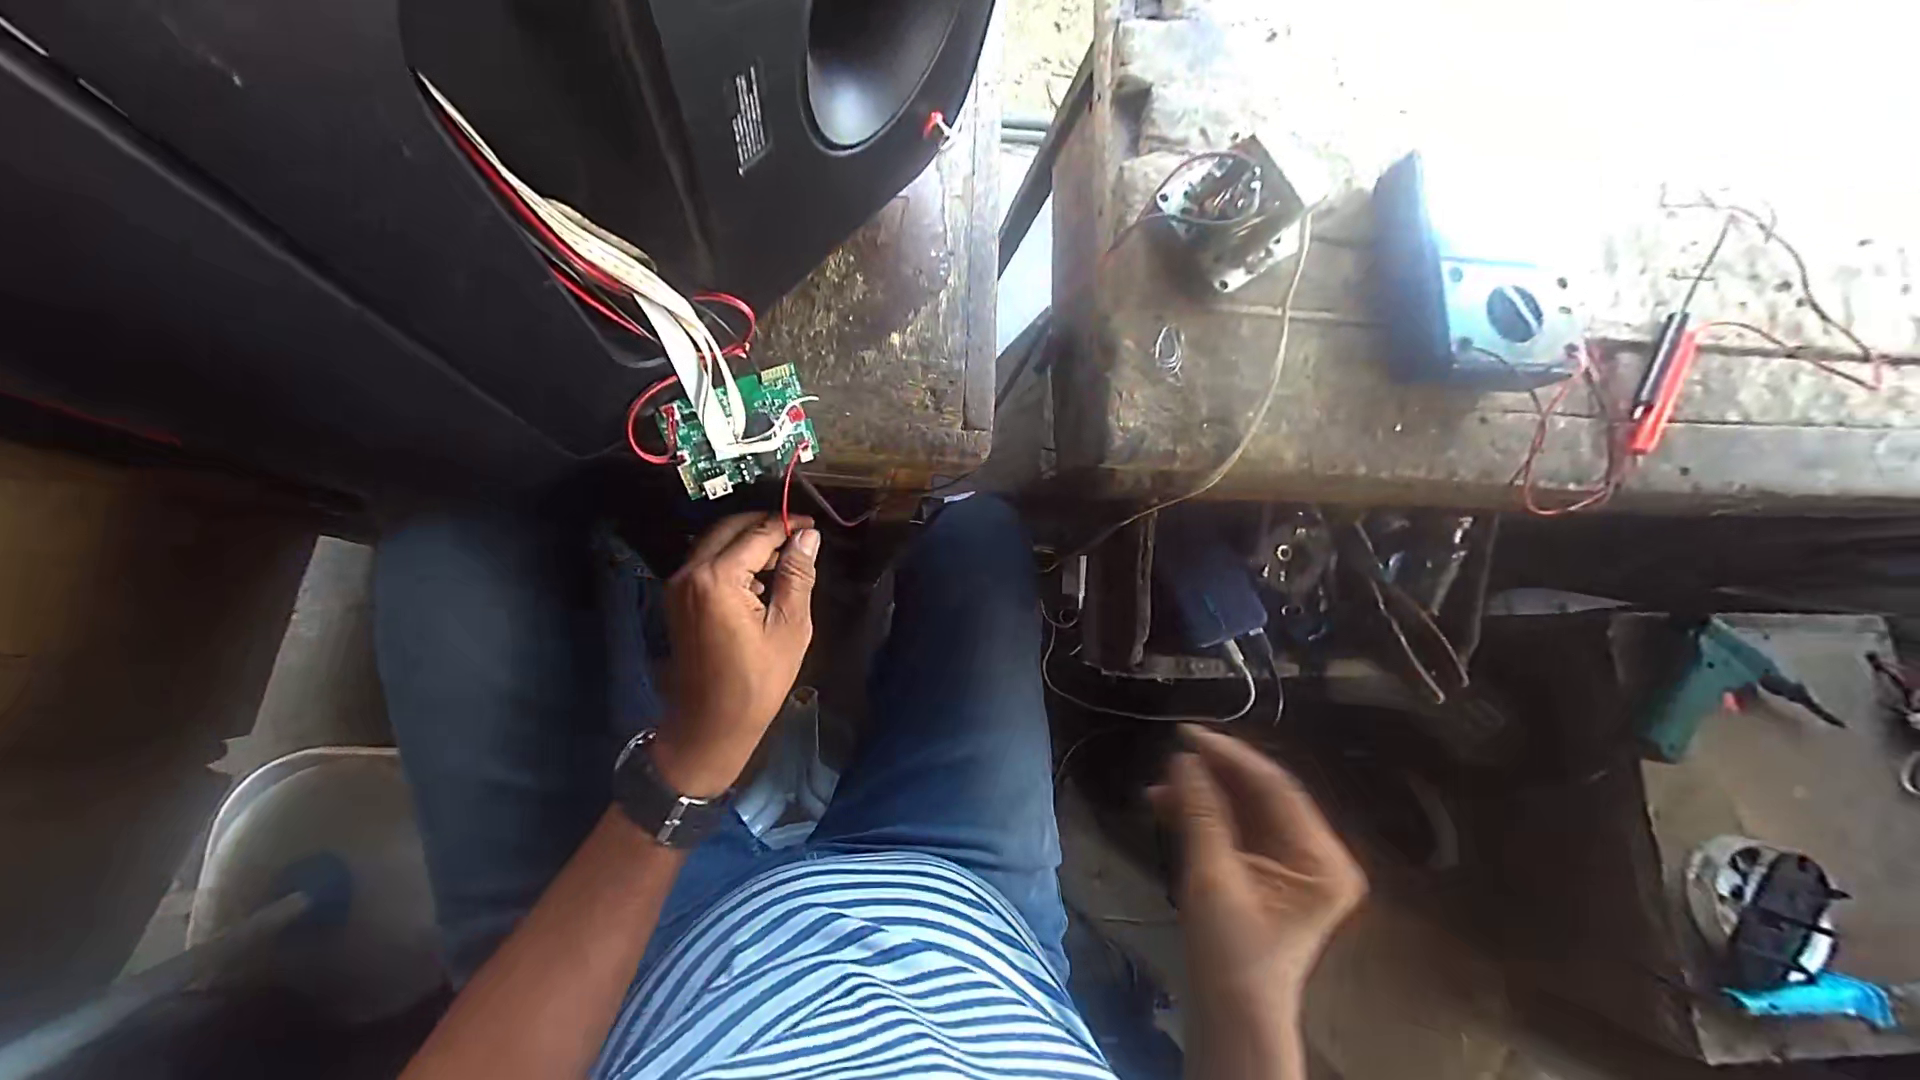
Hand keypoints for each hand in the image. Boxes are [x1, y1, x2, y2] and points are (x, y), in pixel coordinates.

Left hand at [654, 513, 818, 795]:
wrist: (710, 724)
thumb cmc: (756, 682)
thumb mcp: (789, 627)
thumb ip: (797, 575)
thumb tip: (807, 538)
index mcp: (718, 579)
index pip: (757, 534)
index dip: (787, 525)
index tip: (812, 527)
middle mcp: (690, 574)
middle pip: (730, 528)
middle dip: (764, 526)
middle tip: (798, 536)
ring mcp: (679, 586)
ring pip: (715, 543)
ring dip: (748, 541)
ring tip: (784, 559)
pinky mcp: (678, 600)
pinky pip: (706, 563)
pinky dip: (733, 559)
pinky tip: (759, 579)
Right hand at [1152, 725, 1365, 1079]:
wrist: (1230, 1012)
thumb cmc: (1229, 953)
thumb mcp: (1212, 877)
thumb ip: (1201, 812)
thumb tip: (1184, 758)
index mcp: (1321, 859)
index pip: (1275, 787)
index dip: (1230, 755)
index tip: (1187, 733)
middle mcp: (1316, 853)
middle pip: (1261, 793)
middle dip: (1213, 774)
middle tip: (1173, 753)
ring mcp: (1293, 861)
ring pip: (1244, 806)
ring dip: (1203, 793)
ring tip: (1161, 786)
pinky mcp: (1268, 868)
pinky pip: (1236, 825)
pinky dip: (1203, 813)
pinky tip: (1167, 805)